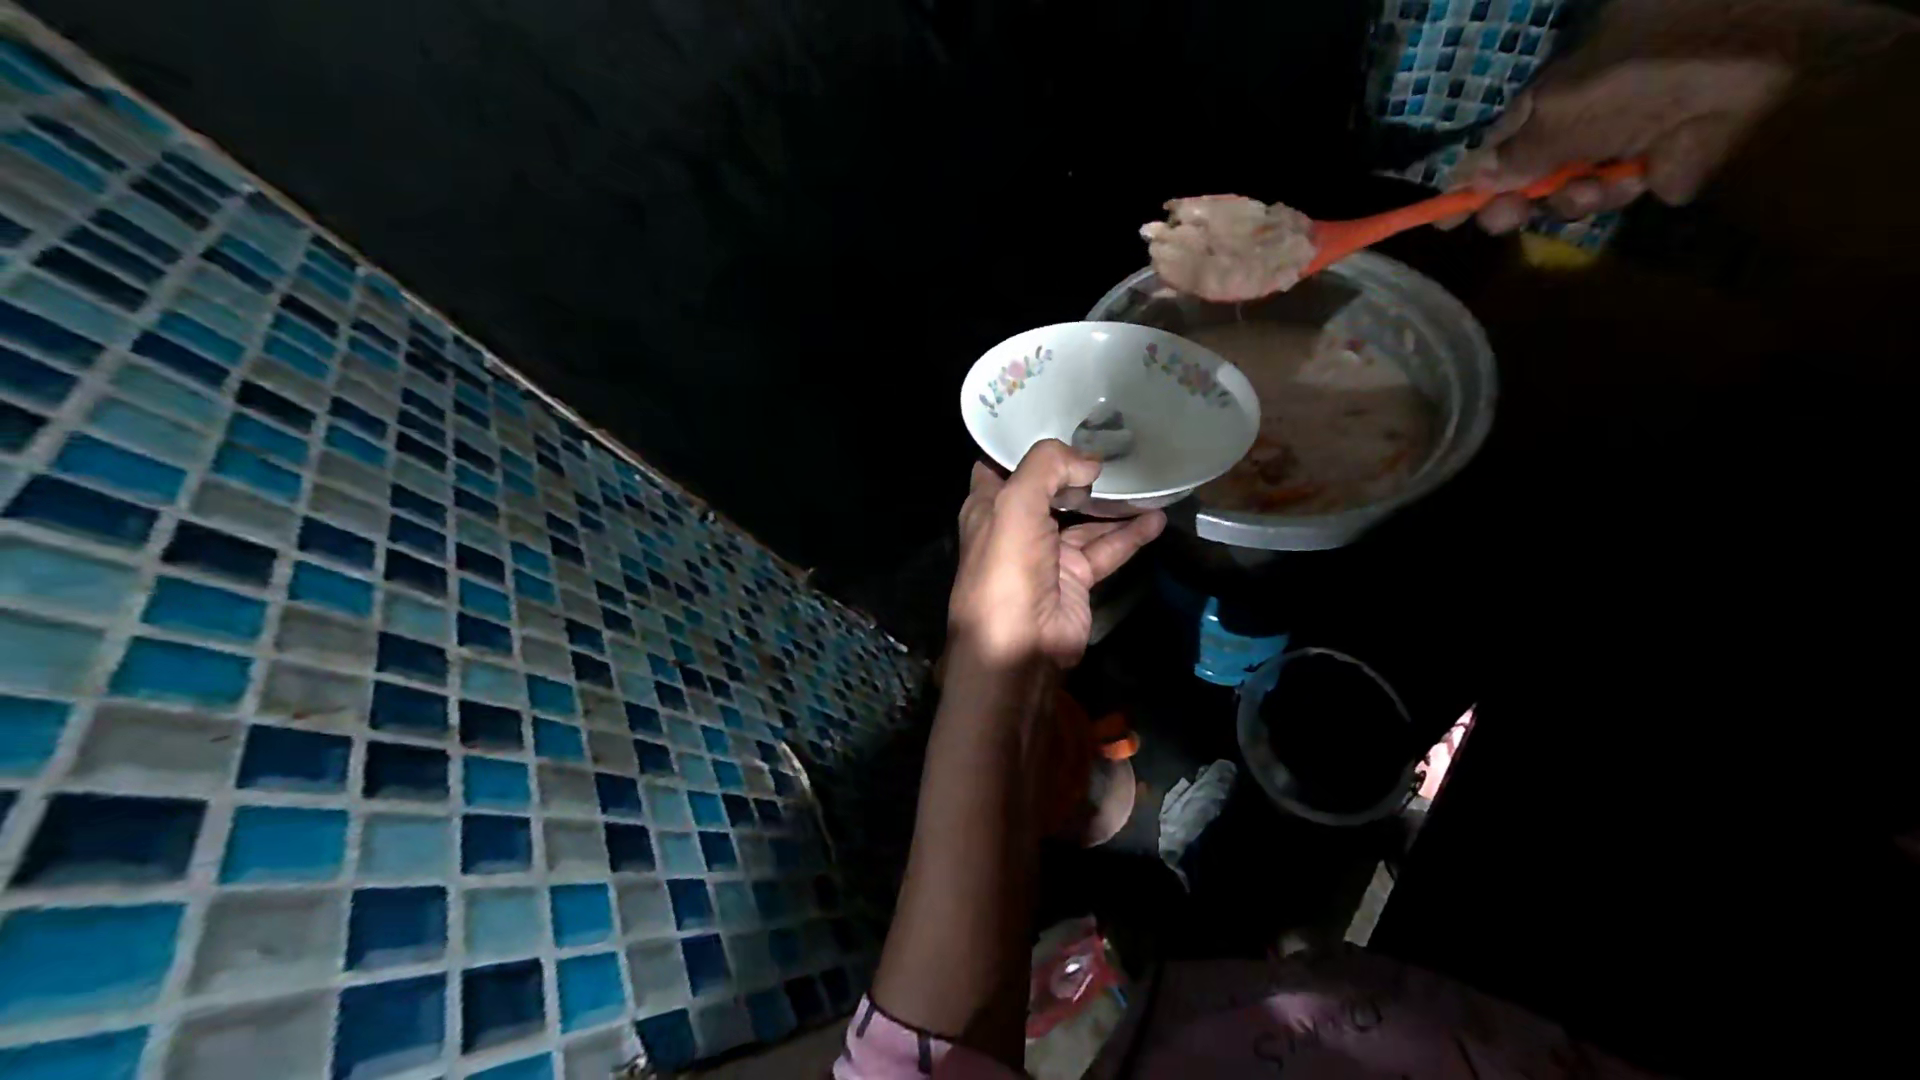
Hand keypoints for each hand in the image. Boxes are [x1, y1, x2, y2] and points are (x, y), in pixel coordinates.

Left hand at [949, 440, 1165, 668]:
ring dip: (1109, 501)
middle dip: (1074, 467)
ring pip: (1083, 518)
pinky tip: (1157, 516)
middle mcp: (1016, 527)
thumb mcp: (1015, 504)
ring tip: (1143, 474)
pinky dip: (1130, 534)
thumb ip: (1047, 467)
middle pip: (1048, 488)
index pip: (1000, 465)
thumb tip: (1087, 462)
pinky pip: (1106, 548)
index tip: (1056, 416)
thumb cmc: (1006, 568)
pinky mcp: (1075, 578)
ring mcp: (1047, 554)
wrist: (1021, 648)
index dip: (1023, 442)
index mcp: (988, 507)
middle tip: (1111, 439)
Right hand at [1441, 0, 1853, 232]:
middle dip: (1507, 205)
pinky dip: (1610, 197)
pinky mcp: (1649, 173)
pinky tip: (1623, 182)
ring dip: (1563, 202)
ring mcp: (1608, 154)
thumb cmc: (1639, 74)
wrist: (1753, 60)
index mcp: (1543, 111)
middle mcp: (1570, 134)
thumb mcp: (1556, 115)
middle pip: (1519, 186)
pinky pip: (1609, 201)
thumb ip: (1510, 156)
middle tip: (1504, 217)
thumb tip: (1470, 184)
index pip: (1489, 156)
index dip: (1464, 188)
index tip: (1442, 222)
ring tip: (1583, 190)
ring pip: (1560, 199)